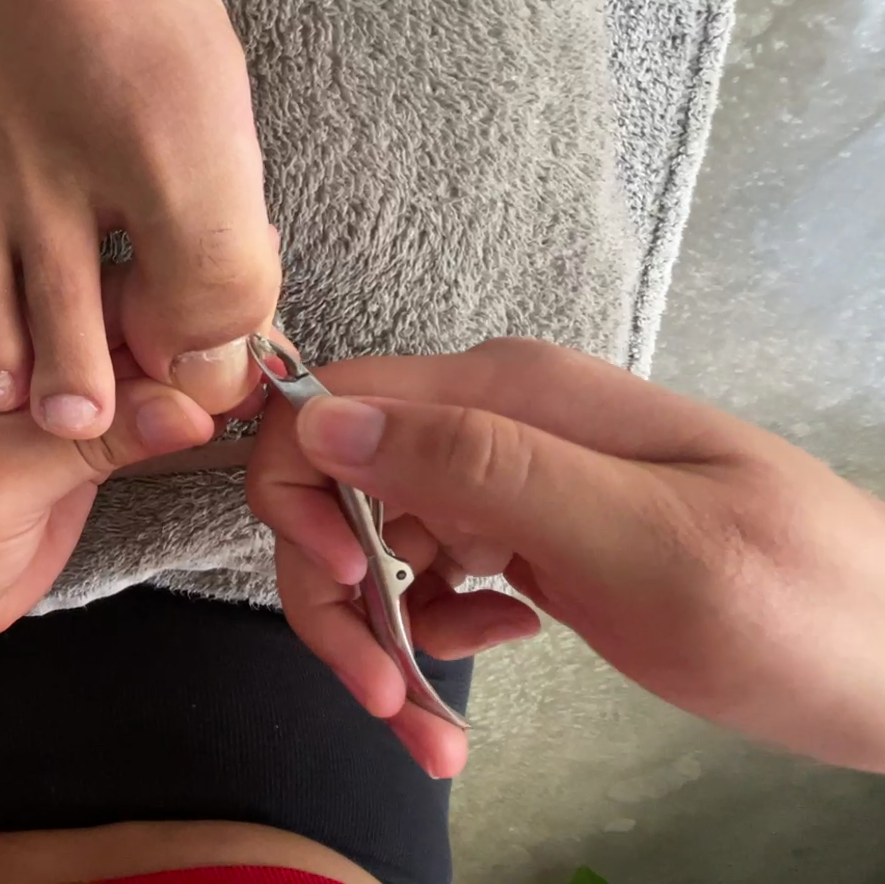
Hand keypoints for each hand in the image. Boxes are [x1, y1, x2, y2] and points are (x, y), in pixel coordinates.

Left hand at [0, 325, 216, 675]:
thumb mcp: (1, 480)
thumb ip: (94, 442)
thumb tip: (192, 409)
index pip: (63, 300)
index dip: (140, 306)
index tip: (209, 321)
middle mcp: (12, 354)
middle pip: (104, 329)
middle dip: (172, 339)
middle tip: (250, 351)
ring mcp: (44, 398)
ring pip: (126, 372)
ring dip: (182, 380)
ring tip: (253, 381)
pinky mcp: (72, 441)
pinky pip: (131, 418)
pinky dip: (172, 419)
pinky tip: (220, 413)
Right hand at [247, 337, 884, 775]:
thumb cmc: (811, 610)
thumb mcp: (647, 543)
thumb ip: (477, 466)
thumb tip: (319, 424)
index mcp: (502, 392)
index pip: (326, 406)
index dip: (299, 488)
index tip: (340, 577)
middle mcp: (479, 420)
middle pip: (332, 486)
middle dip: (332, 589)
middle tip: (379, 690)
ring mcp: (490, 474)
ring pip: (363, 538)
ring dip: (373, 627)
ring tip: (424, 718)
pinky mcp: (502, 526)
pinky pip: (414, 567)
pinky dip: (423, 623)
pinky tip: (486, 644)